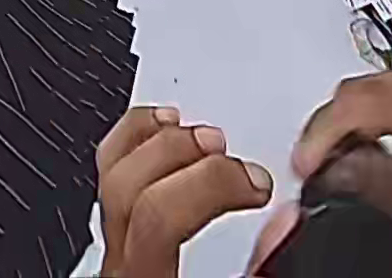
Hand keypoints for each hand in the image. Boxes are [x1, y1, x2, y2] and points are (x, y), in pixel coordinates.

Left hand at [95, 107, 273, 276]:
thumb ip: (253, 269)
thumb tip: (283, 221)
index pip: (158, 218)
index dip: (208, 186)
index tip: (255, 182)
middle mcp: (118, 265)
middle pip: (126, 184)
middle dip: (176, 152)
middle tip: (222, 147)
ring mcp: (109, 248)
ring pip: (108, 169)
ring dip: (151, 135)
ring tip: (191, 128)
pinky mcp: (113, 237)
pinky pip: (108, 170)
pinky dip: (134, 137)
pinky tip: (160, 129)